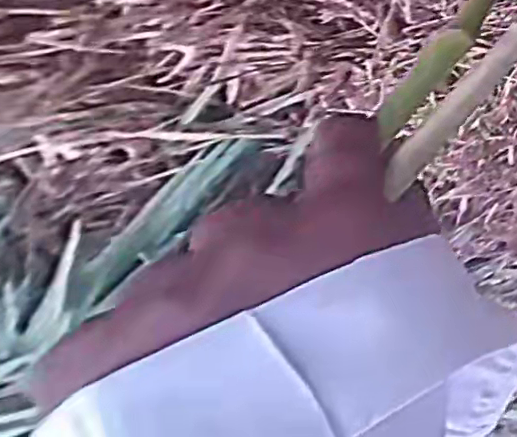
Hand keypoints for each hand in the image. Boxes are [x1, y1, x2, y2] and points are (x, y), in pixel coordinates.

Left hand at [30, 115, 437, 412]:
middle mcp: (254, 233)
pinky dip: (134, 345)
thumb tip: (392, 190)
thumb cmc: (386, 361)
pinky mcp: (95, 349)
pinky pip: (109, 328)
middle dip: (261, 246)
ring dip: (200, 296)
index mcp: (338, 213)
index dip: (345, 143)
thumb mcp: (421, 276)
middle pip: (248, 216)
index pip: (342, 140)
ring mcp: (171, 287)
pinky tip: (159, 377)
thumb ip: (402, 223)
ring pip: (181, 271)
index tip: (346, 151)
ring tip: (216, 351)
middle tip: (278, 294)